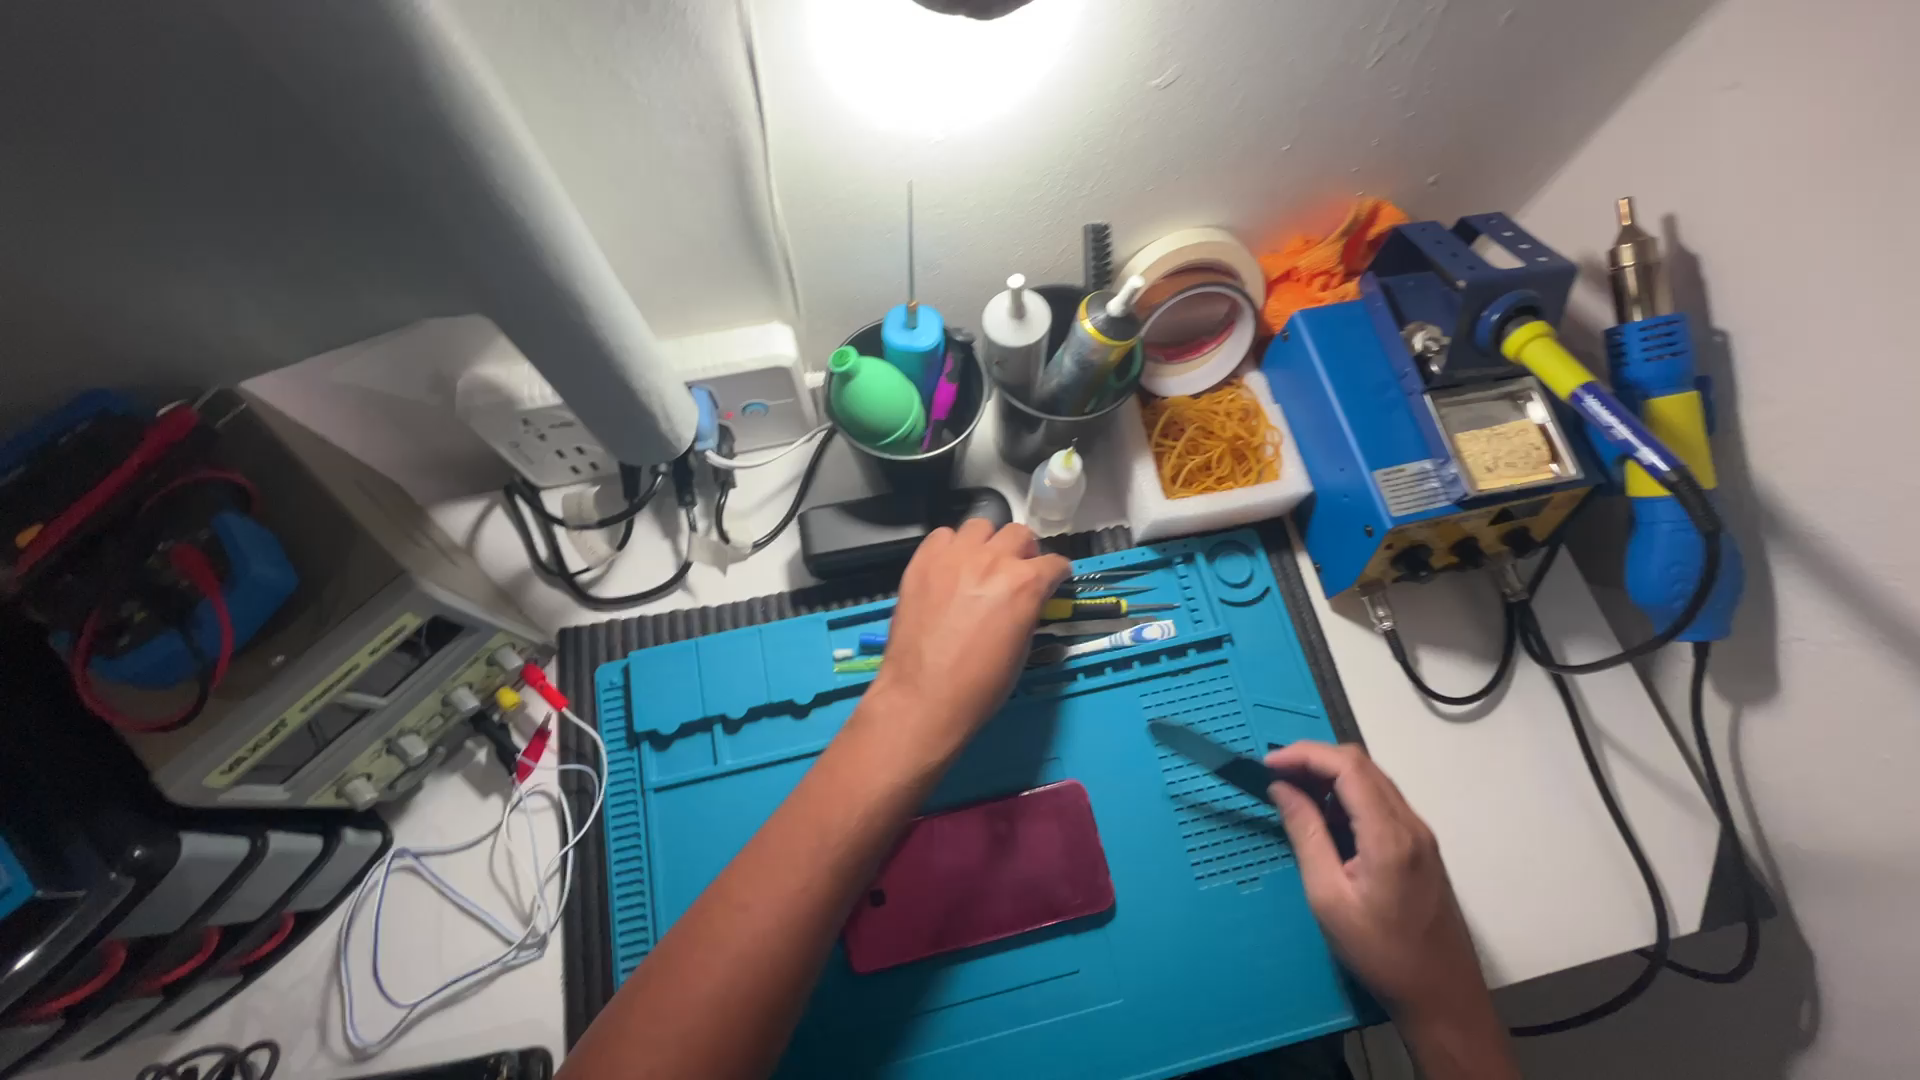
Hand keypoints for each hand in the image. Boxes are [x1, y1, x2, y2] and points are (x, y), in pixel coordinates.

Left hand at [857, 519, 1069, 766]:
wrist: (923, 696)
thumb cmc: (980, 686)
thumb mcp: (1021, 649)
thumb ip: (1028, 611)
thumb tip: (1027, 600)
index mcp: (1025, 584)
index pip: (1054, 562)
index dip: (1056, 573)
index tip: (1051, 580)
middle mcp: (993, 560)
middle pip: (1018, 533)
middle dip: (1023, 551)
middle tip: (1014, 571)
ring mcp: (954, 556)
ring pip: (980, 526)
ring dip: (986, 543)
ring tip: (978, 565)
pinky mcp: (923, 561)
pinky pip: (942, 535)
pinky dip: (950, 547)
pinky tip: (948, 569)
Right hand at [1266, 742, 1487, 1018]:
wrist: (1443, 999)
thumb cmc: (1380, 953)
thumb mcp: (1328, 897)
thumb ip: (1305, 834)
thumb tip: (1282, 788)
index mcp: (1390, 835)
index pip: (1347, 766)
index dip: (1304, 754)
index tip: (1268, 765)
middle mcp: (1411, 824)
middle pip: (1361, 765)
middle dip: (1314, 760)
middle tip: (1275, 777)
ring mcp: (1420, 835)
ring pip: (1372, 780)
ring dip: (1330, 776)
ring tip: (1293, 794)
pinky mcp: (1420, 847)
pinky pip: (1380, 802)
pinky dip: (1347, 795)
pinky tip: (1324, 817)